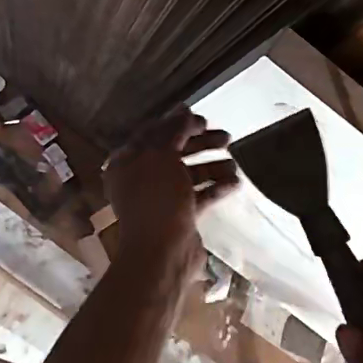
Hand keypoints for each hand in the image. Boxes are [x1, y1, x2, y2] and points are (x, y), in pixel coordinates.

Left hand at [102, 110, 238, 244]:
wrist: (161, 253)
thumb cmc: (156, 199)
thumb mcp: (163, 156)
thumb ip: (174, 130)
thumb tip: (184, 108)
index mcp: (127, 161)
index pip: (154, 133)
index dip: (179, 124)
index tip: (205, 120)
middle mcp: (141, 177)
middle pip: (174, 152)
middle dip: (201, 144)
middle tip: (227, 137)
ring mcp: (160, 199)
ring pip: (188, 174)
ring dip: (212, 166)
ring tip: (233, 164)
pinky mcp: (179, 216)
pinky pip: (198, 196)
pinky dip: (215, 187)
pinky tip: (235, 182)